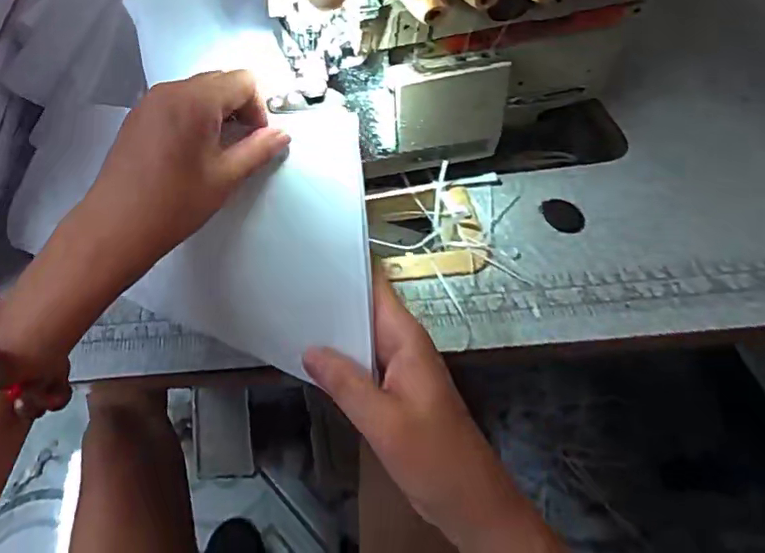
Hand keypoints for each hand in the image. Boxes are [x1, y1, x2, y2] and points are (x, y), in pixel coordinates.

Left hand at [2, 72, 290, 364]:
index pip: (244, 80)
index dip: (259, 107)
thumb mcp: (225, 178)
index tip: (256, 138)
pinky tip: (188, 151)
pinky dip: (192, 115)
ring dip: (216, 110)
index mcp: (196, 99)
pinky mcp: (137, 115)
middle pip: (220, 80)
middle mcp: (171, 89)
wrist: (114, 227)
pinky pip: (176, 101)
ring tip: (215, 150)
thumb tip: (281, 133)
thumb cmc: (174, 203)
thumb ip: (258, 149)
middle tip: (241, 144)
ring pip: (197, 90)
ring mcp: (150, 100)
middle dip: (239, 106)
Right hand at [305, 277, 565, 552]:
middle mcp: (403, 344)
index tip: (313, 258)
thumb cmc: (436, 459)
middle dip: (331, 297)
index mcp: (406, 338)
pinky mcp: (395, 388)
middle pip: (364, 306)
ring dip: (334, 329)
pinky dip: (341, 357)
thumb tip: (310, 350)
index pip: (376, 284)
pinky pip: (364, 360)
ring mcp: (400, 366)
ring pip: (362, 335)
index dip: (348, 267)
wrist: (473, 506)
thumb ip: (346, 384)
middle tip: (292, 287)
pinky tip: (315, 359)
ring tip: (294, 316)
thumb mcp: (384, 422)